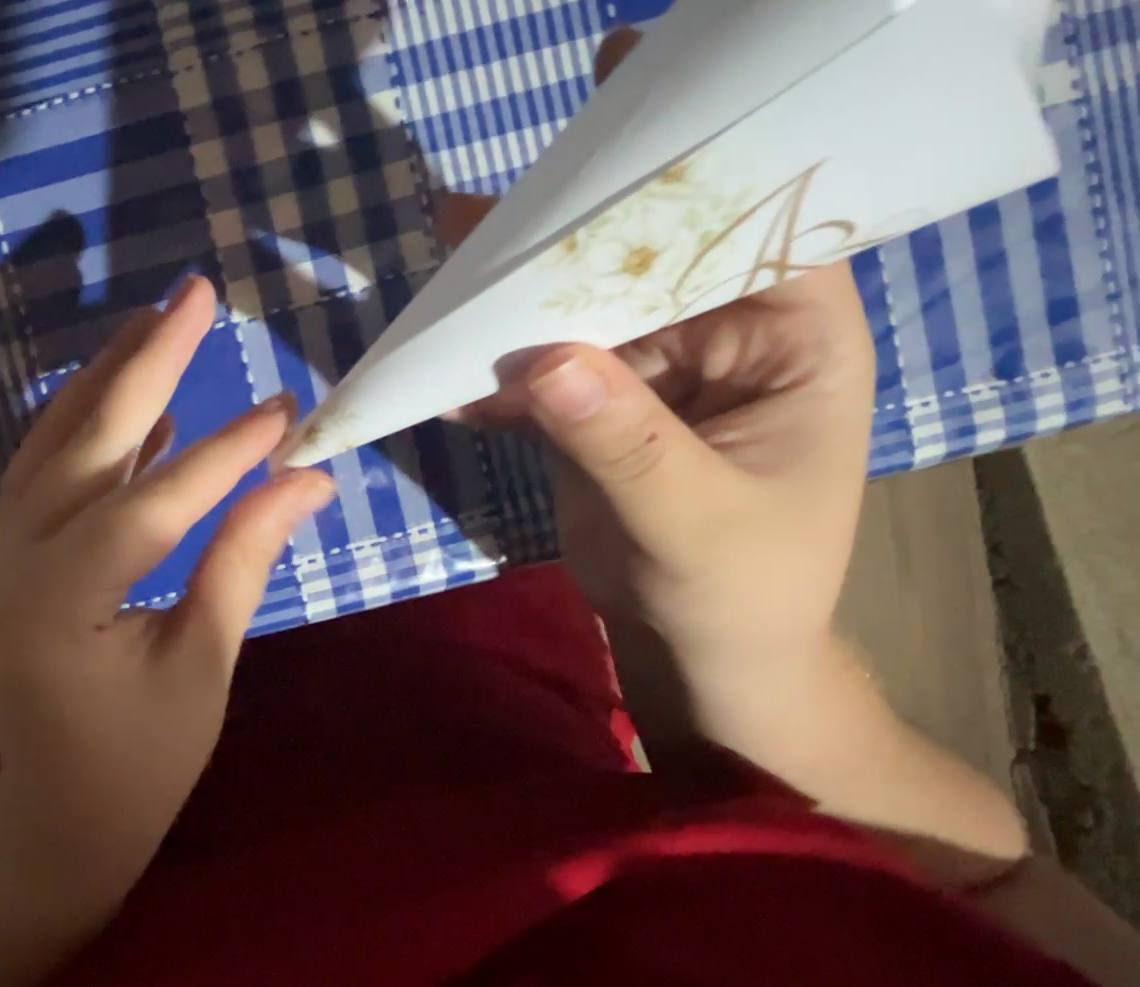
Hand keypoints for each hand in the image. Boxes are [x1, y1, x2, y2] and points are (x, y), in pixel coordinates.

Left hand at [0, 276, 335, 872]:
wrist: (57, 816)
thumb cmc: (140, 761)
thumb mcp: (202, 666)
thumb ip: (243, 561)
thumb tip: (309, 479)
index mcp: (57, 606)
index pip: (151, 506)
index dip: (224, 455)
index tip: (285, 410)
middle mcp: (10, 565)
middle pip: (84, 444)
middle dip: (146, 365)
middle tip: (194, 294)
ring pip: (51, 446)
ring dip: (107, 380)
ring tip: (158, 322)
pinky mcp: (4, 558)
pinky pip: (41, 475)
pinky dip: (83, 429)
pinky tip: (127, 398)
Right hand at [444, 27, 876, 682]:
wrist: (700, 649)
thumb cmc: (739, 587)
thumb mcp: (693, 518)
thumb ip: (623, 439)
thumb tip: (540, 361)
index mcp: (794, 335)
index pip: (755, 217)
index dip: (693, 155)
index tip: (619, 90)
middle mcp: (725, 333)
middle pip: (644, 257)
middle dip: (568, 234)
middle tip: (484, 205)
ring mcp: (652, 370)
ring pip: (578, 311)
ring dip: (512, 301)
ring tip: (443, 266)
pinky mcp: (598, 407)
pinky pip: (539, 372)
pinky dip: (491, 375)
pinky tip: (440, 376)